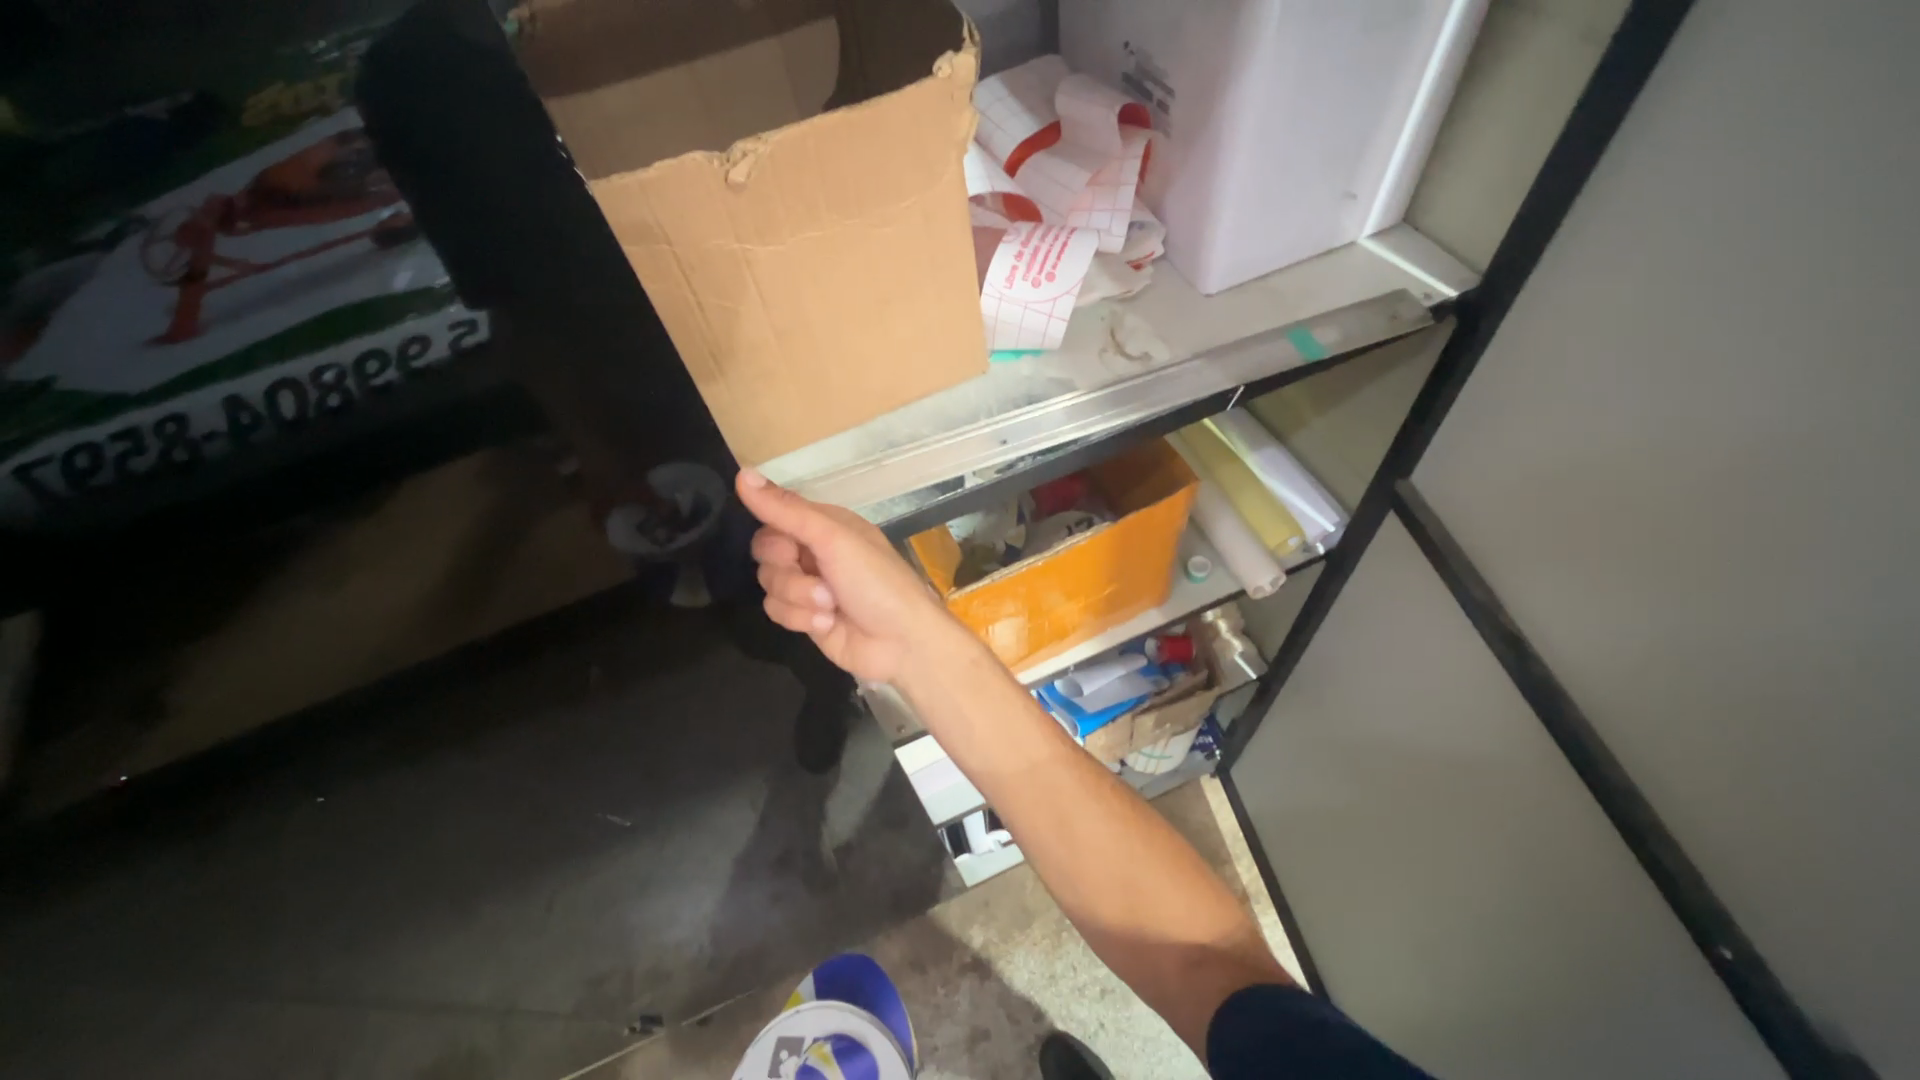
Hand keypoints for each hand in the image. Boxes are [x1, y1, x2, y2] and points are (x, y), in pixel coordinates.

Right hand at [736, 469, 967, 684]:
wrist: (902, 642)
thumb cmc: (877, 582)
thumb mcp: (835, 539)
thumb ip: (788, 510)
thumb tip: (742, 472)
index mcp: (825, 525)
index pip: (774, 518)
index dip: (775, 537)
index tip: (792, 550)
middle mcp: (814, 551)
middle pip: (765, 554)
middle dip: (788, 574)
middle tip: (819, 582)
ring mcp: (809, 586)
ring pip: (769, 585)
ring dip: (798, 599)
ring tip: (831, 607)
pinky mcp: (805, 617)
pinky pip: (776, 611)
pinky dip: (800, 618)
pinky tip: (828, 624)